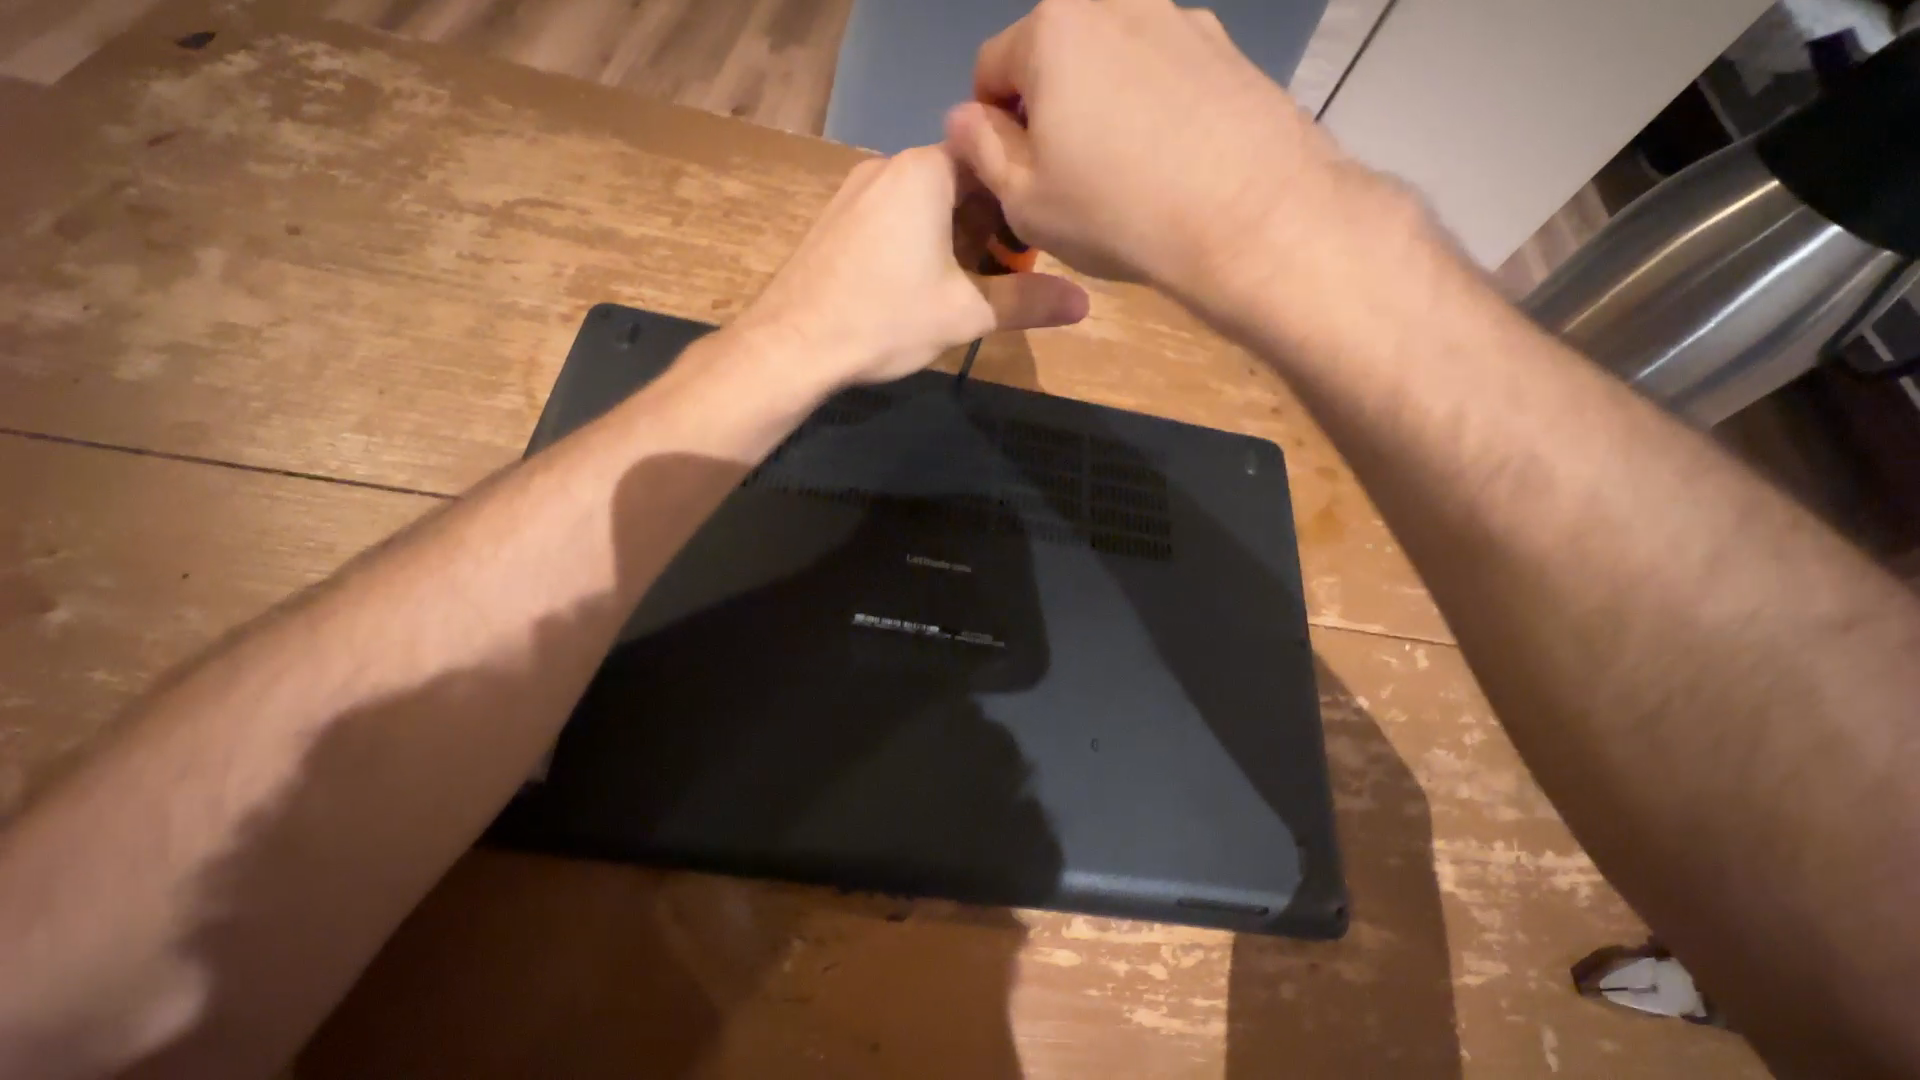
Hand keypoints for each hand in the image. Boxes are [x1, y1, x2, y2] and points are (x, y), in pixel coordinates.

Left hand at [736, 145, 1089, 390]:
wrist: (790, 345)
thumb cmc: (884, 318)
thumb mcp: (965, 313)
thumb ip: (1027, 302)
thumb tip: (1085, 304)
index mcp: (925, 170)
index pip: (993, 159)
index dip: (1022, 197)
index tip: (1039, 238)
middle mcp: (889, 165)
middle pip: (961, 181)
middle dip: (991, 223)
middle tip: (1012, 270)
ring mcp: (856, 190)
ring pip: (926, 202)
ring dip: (957, 236)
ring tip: (974, 283)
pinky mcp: (837, 219)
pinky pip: (895, 216)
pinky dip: (922, 241)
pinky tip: (924, 284)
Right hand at [943, 0, 1373, 299]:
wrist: (1250, 219)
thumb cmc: (1115, 211)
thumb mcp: (1024, 199)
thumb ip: (981, 150)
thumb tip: (966, 119)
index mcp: (1053, 28)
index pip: (991, 69)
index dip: (991, 127)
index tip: (1015, 175)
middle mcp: (1115, 2)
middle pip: (1055, 58)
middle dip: (1050, 110)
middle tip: (1069, 178)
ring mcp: (1180, 18)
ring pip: (1114, 65)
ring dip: (1103, 108)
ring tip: (1126, 176)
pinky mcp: (1228, 49)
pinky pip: (1166, 77)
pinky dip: (1156, 110)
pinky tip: (1172, 164)